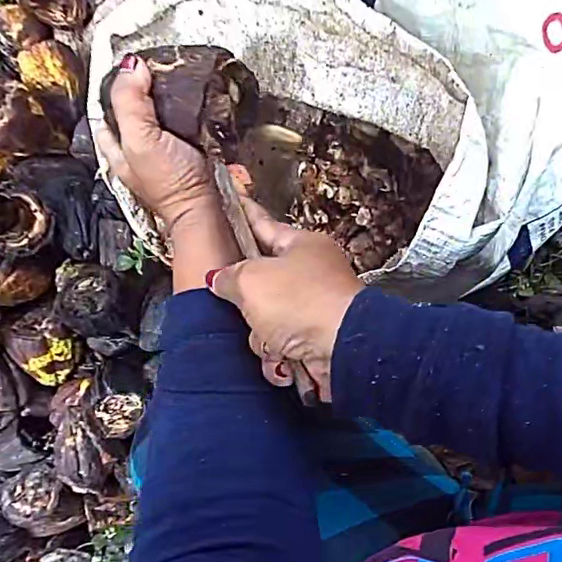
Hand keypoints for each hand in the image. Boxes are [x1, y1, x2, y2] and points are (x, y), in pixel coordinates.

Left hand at [96, 55, 216, 229]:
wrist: (208, 208)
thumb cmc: (171, 184)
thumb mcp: (140, 139)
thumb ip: (130, 102)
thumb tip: (132, 66)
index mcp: (117, 147)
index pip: (106, 108)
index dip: (115, 86)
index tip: (132, 65)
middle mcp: (140, 150)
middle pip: (136, 110)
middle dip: (146, 91)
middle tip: (160, 71)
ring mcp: (167, 153)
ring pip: (163, 117)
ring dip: (172, 101)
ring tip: (181, 82)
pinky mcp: (193, 155)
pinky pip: (189, 127)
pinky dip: (193, 115)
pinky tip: (199, 107)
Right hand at [207, 201, 363, 400]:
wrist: (341, 350)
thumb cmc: (302, 303)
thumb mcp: (251, 280)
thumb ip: (228, 276)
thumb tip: (220, 280)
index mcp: (302, 246)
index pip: (262, 225)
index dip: (243, 215)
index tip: (233, 200)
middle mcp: (311, 275)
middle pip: (259, 285)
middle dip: (248, 305)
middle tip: (248, 308)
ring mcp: (313, 309)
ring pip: (264, 321)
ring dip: (262, 337)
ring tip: (274, 339)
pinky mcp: (314, 341)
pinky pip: (280, 348)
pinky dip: (279, 358)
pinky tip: (285, 361)